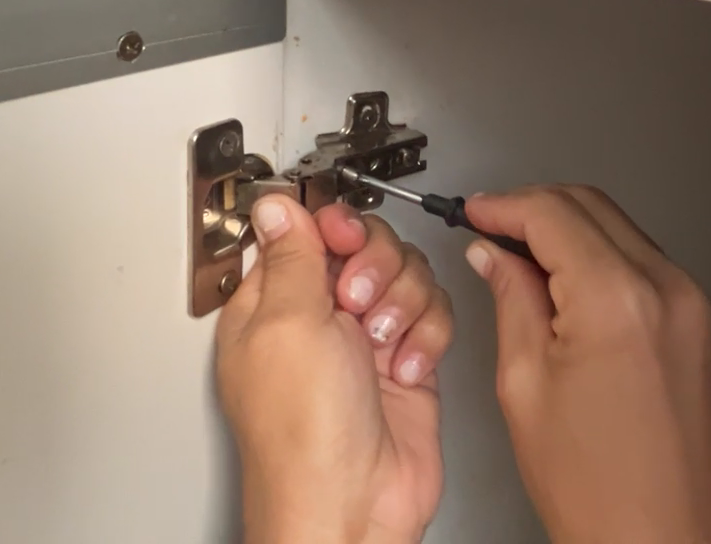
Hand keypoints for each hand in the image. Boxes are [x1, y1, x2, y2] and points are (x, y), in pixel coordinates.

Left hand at [216, 196, 455, 543]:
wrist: (359, 508)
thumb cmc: (306, 436)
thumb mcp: (289, 326)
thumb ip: (292, 255)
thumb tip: (275, 203)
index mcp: (277, 301)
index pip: (312, 226)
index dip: (337, 222)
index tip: (347, 238)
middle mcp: (322, 311)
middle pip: (368, 240)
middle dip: (377, 266)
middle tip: (361, 303)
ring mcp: (368, 333)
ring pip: (408, 270)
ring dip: (405, 304)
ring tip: (385, 345)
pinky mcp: (409, 352)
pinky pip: (436, 309)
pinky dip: (428, 336)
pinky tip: (407, 369)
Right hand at [463, 186, 710, 543]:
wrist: (660, 541)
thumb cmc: (594, 487)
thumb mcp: (525, 384)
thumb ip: (511, 297)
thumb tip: (494, 252)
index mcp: (617, 300)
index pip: (552, 213)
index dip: (505, 205)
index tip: (476, 210)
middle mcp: (664, 286)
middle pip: (589, 205)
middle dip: (535, 207)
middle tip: (493, 226)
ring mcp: (689, 299)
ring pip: (616, 225)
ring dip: (567, 227)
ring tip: (523, 256)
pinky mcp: (697, 315)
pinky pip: (640, 257)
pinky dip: (598, 253)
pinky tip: (568, 277)